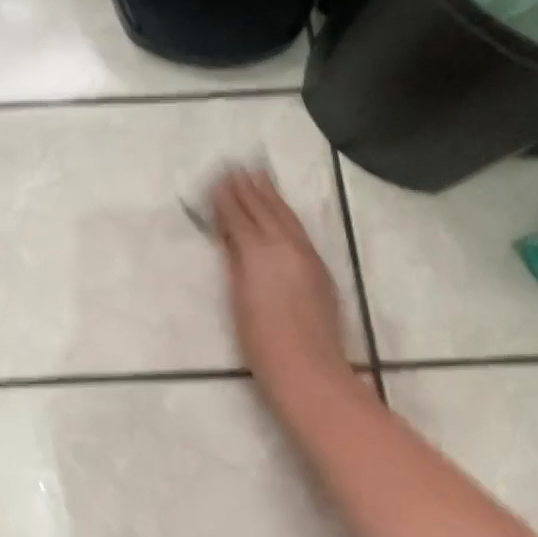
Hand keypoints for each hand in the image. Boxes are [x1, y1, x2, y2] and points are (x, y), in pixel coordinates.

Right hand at [211, 168, 349, 394]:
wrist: (309, 371)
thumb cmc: (262, 343)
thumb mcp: (238, 298)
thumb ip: (235, 260)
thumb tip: (229, 235)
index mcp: (258, 251)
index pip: (238, 215)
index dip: (227, 196)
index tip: (218, 177)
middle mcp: (283, 244)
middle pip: (263, 208)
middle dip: (248, 186)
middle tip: (236, 165)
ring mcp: (306, 254)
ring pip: (285, 214)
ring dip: (270, 193)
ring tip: (259, 174)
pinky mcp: (319, 267)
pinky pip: (299, 228)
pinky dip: (286, 213)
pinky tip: (282, 209)